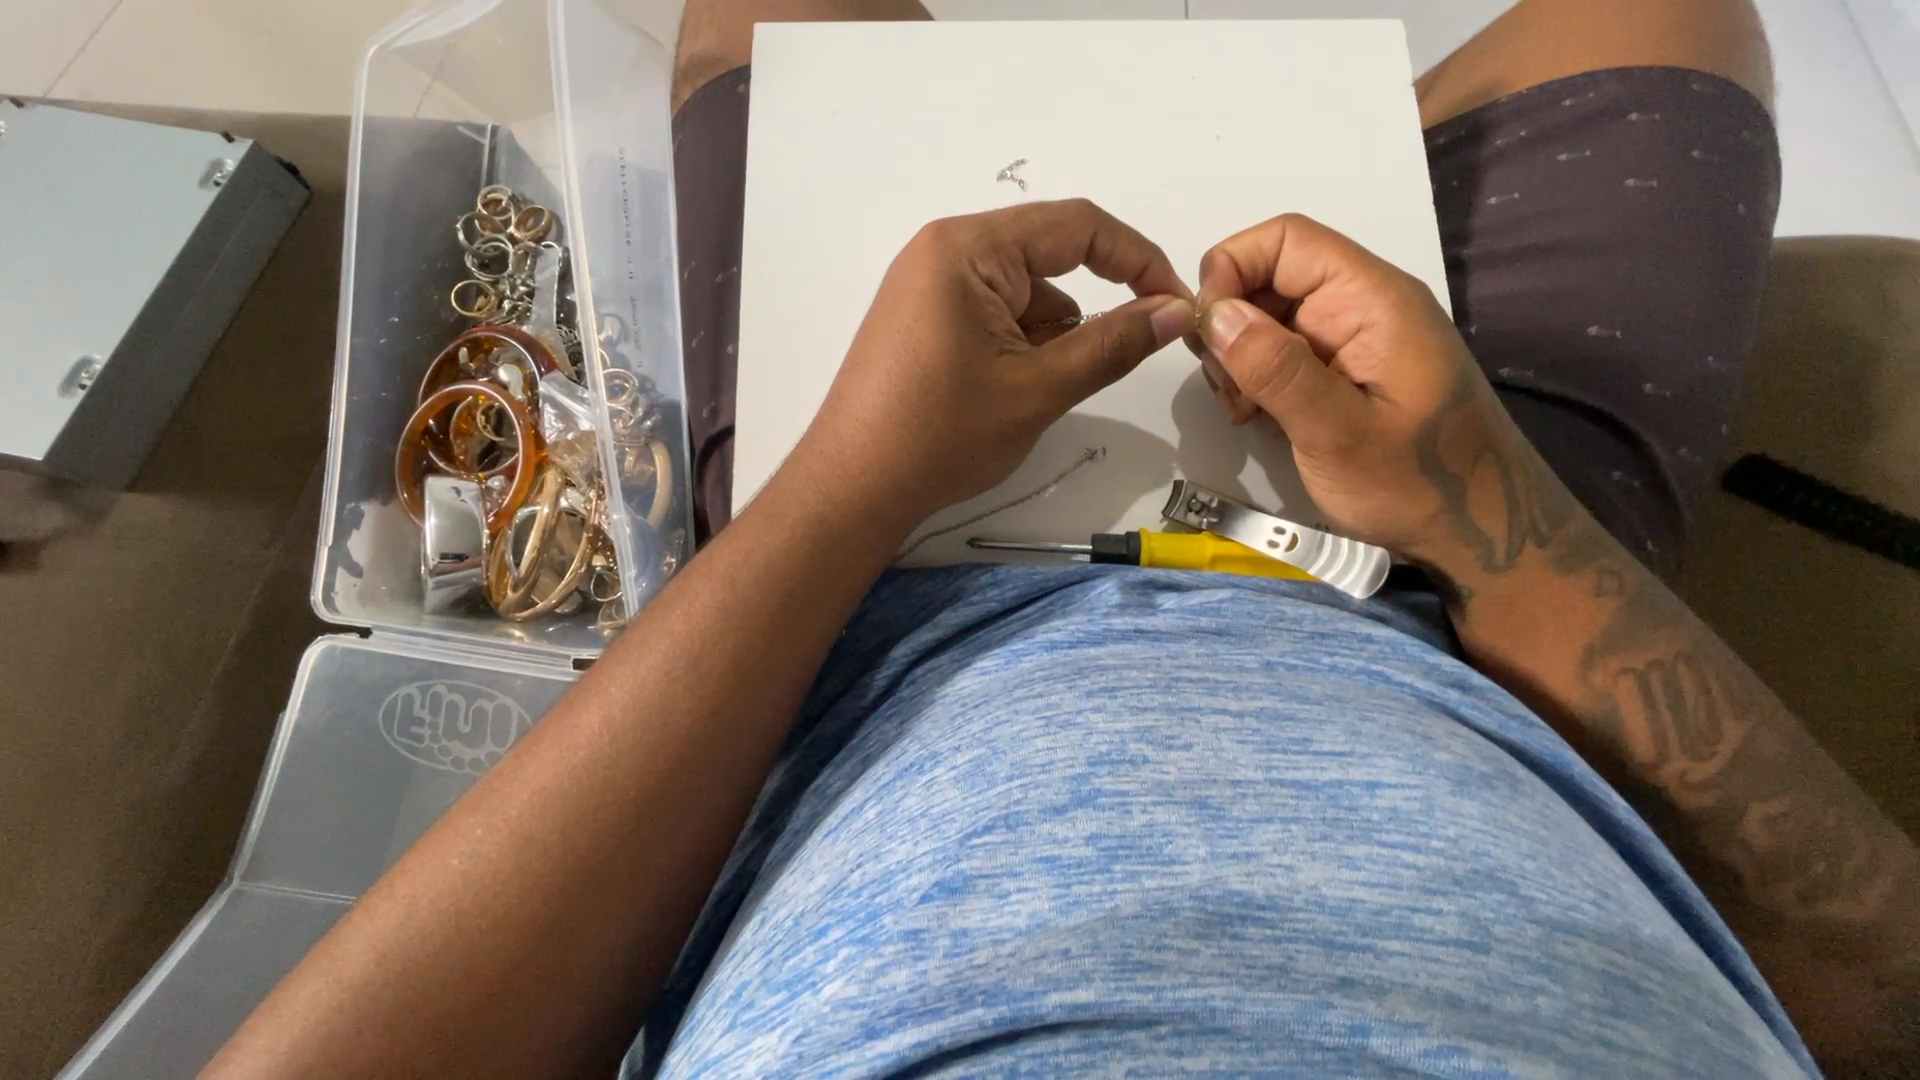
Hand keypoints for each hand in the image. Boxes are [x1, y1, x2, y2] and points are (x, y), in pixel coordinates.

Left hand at [784, 199, 1194, 532]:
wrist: (854, 487)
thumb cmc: (942, 435)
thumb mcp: (1038, 389)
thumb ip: (1113, 343)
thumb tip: (1176, 310)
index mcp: (969, 248)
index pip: (1077, 226)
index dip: (1138, 259)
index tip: (1176, 303)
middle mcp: (943, 251)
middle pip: (1045, 257)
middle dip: (1083, 309)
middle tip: (1105, 360)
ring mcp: (925, 285)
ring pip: (1020, 292)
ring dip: (1048, 334)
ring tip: (1032, 393)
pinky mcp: (920, 319)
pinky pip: (990, 312)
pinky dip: (1016, 344)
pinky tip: (1005, 393)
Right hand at [1192, 213, 1579, 584]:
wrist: (1474, 531)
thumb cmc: (1417, 484)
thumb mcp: (1338, 432)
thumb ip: (1276, 369)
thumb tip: (1214, 314)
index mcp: (1371, 300)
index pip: (1286, 239)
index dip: (1231, 269)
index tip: (1207, 334)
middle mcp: (1358, 307)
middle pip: (1268, 277)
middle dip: (1228, 326)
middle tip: (1230, 390)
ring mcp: (1347, 341)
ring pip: (1265, 318)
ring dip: (1236, 359)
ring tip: (1244, 411)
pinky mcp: (1337, 373)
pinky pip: (1278, 354)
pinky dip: (1252, 380)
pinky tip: (1256, 418)